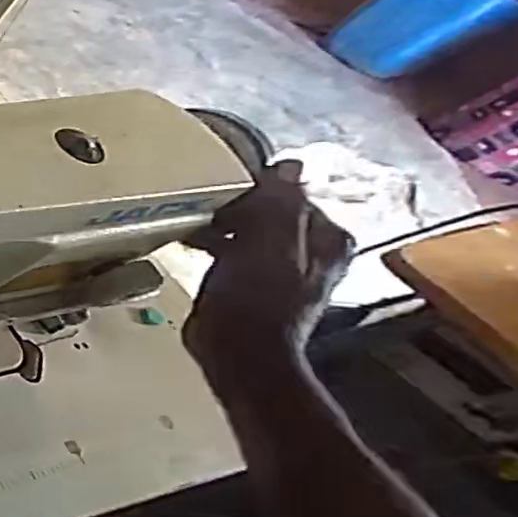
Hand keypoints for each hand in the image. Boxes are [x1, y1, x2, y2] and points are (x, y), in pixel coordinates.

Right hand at [183, 160, 354, 354]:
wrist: (237, 351)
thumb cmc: (254, 299)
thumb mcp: (267, 244)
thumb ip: (279, 204)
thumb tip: (287, 165)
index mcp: (326, 238)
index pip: (288, 193)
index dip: (251, 190)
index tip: (218, 195)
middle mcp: (311, 251)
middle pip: (268, 211)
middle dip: (234, 207)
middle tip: (201, 210)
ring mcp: (282, 269)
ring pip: (248, 228)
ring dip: (220, 224)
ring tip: (191, 225)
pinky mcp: (252, 282)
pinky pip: (233, 248)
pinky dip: (213, 243)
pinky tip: (192, 244)